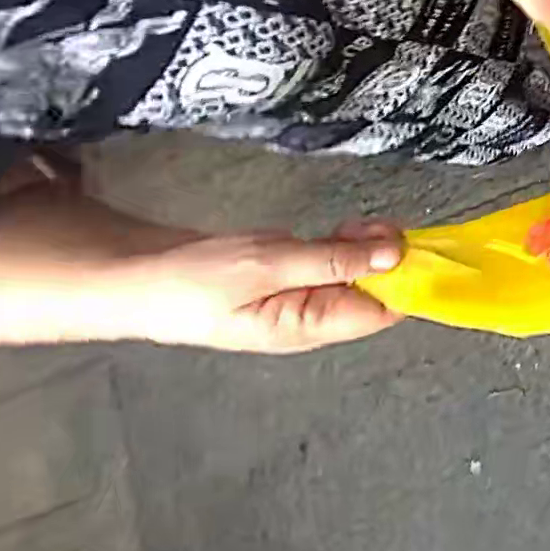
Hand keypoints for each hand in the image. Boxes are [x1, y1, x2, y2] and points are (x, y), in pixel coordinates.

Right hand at [120, 221, 405, 353]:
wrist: (136, 277)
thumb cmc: (195, 279)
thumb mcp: (270, 265)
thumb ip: (334, 261)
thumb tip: (394, 257)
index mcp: (311, 326)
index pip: (385, 312)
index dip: (408, 280)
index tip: (413, 246)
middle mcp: (319, 316)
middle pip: (380, 288)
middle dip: (389, 256)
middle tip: (375, 227)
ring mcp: (311, 296)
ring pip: (365, 271)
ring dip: (370, 245)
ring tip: (356, 224)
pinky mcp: (301, 277)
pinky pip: (342, 261)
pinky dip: (350, 243)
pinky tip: (344, 227)